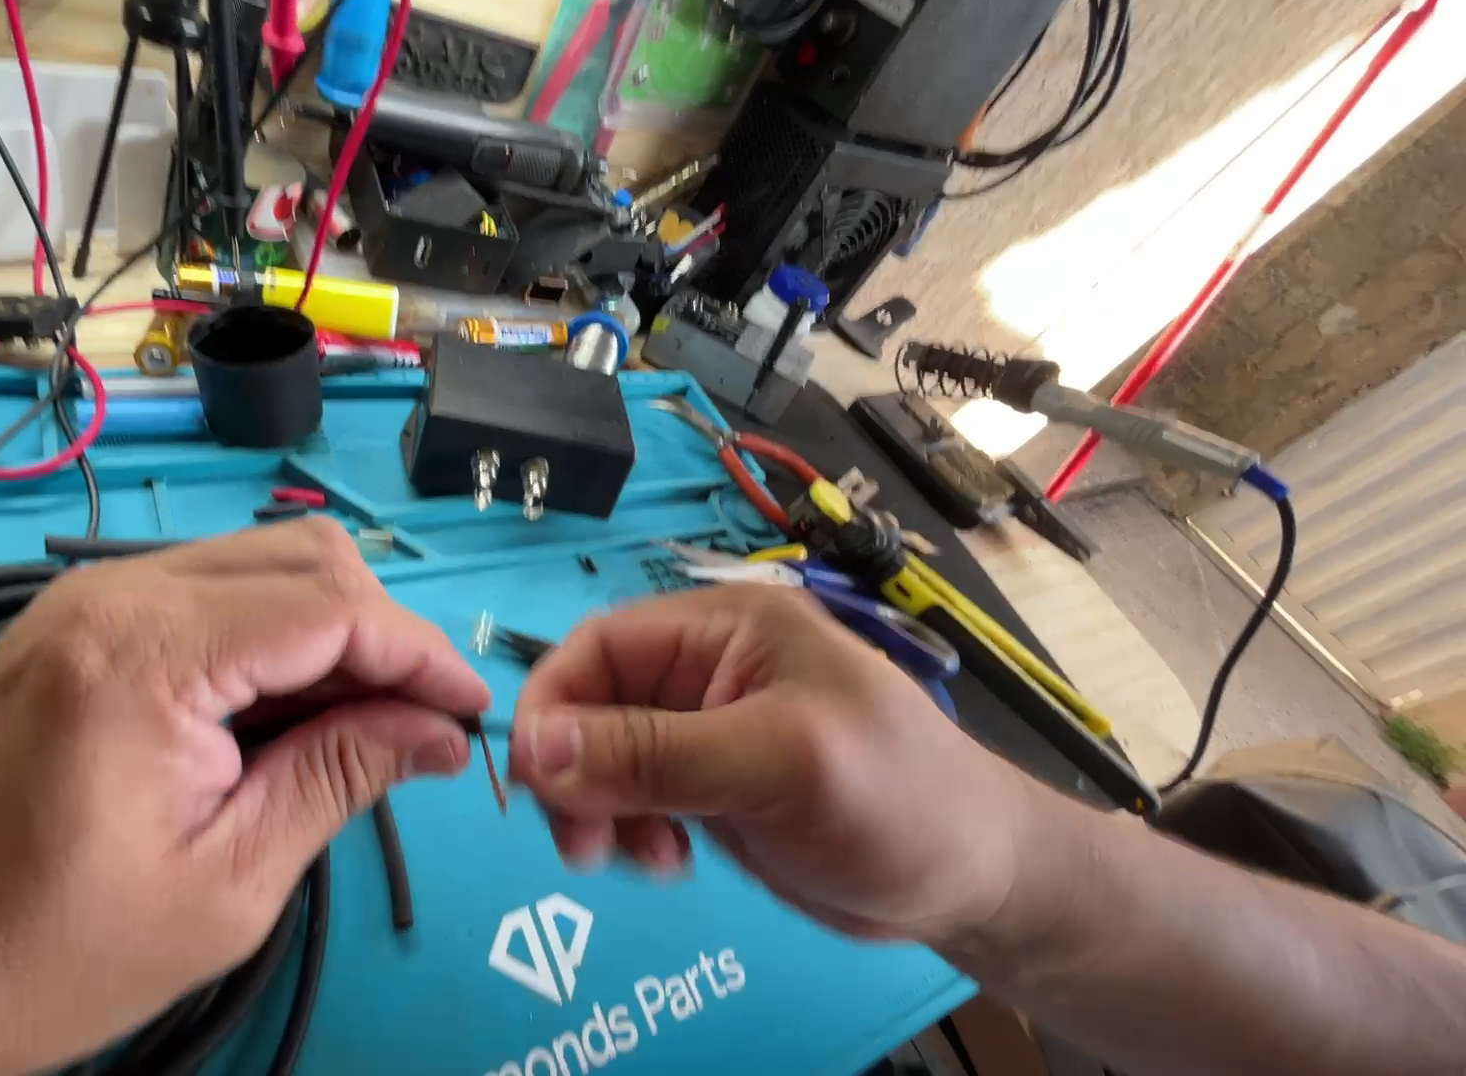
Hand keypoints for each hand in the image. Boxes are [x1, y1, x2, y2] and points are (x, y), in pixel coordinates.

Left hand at [0, 520, 488, 1072]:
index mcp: (151, 654)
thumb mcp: (224, 884)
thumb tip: (439, 732)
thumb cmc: (29, 963)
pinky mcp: (78, 624)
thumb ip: (342, 776)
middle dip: (384, 633)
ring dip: (334, 631)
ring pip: (264, 564)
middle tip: (418, 719)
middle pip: (307, 560)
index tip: (470, 711)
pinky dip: (277, 639)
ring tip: (361, 721)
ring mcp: (90, 600)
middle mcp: (118, 594)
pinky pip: (214, 595)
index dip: (421, 654)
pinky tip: (286, 711)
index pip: (334, 609)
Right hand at [509, 585, 1038, 944]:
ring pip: (604, 754)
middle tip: (583, 844)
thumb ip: (652, 753)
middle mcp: (701, 669)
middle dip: (574, 769)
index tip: (532, 779)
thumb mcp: (776, 764)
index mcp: (719, 629)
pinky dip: (627, 828)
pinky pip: (633, 794)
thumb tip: (532, 748)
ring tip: (638, 857)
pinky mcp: (706, 781)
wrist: (979, 883)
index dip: (552, 702)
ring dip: (599, 805)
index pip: (600, 645)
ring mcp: (702, 728)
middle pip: (593, 702)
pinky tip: (665, 860)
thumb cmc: (895, 799)